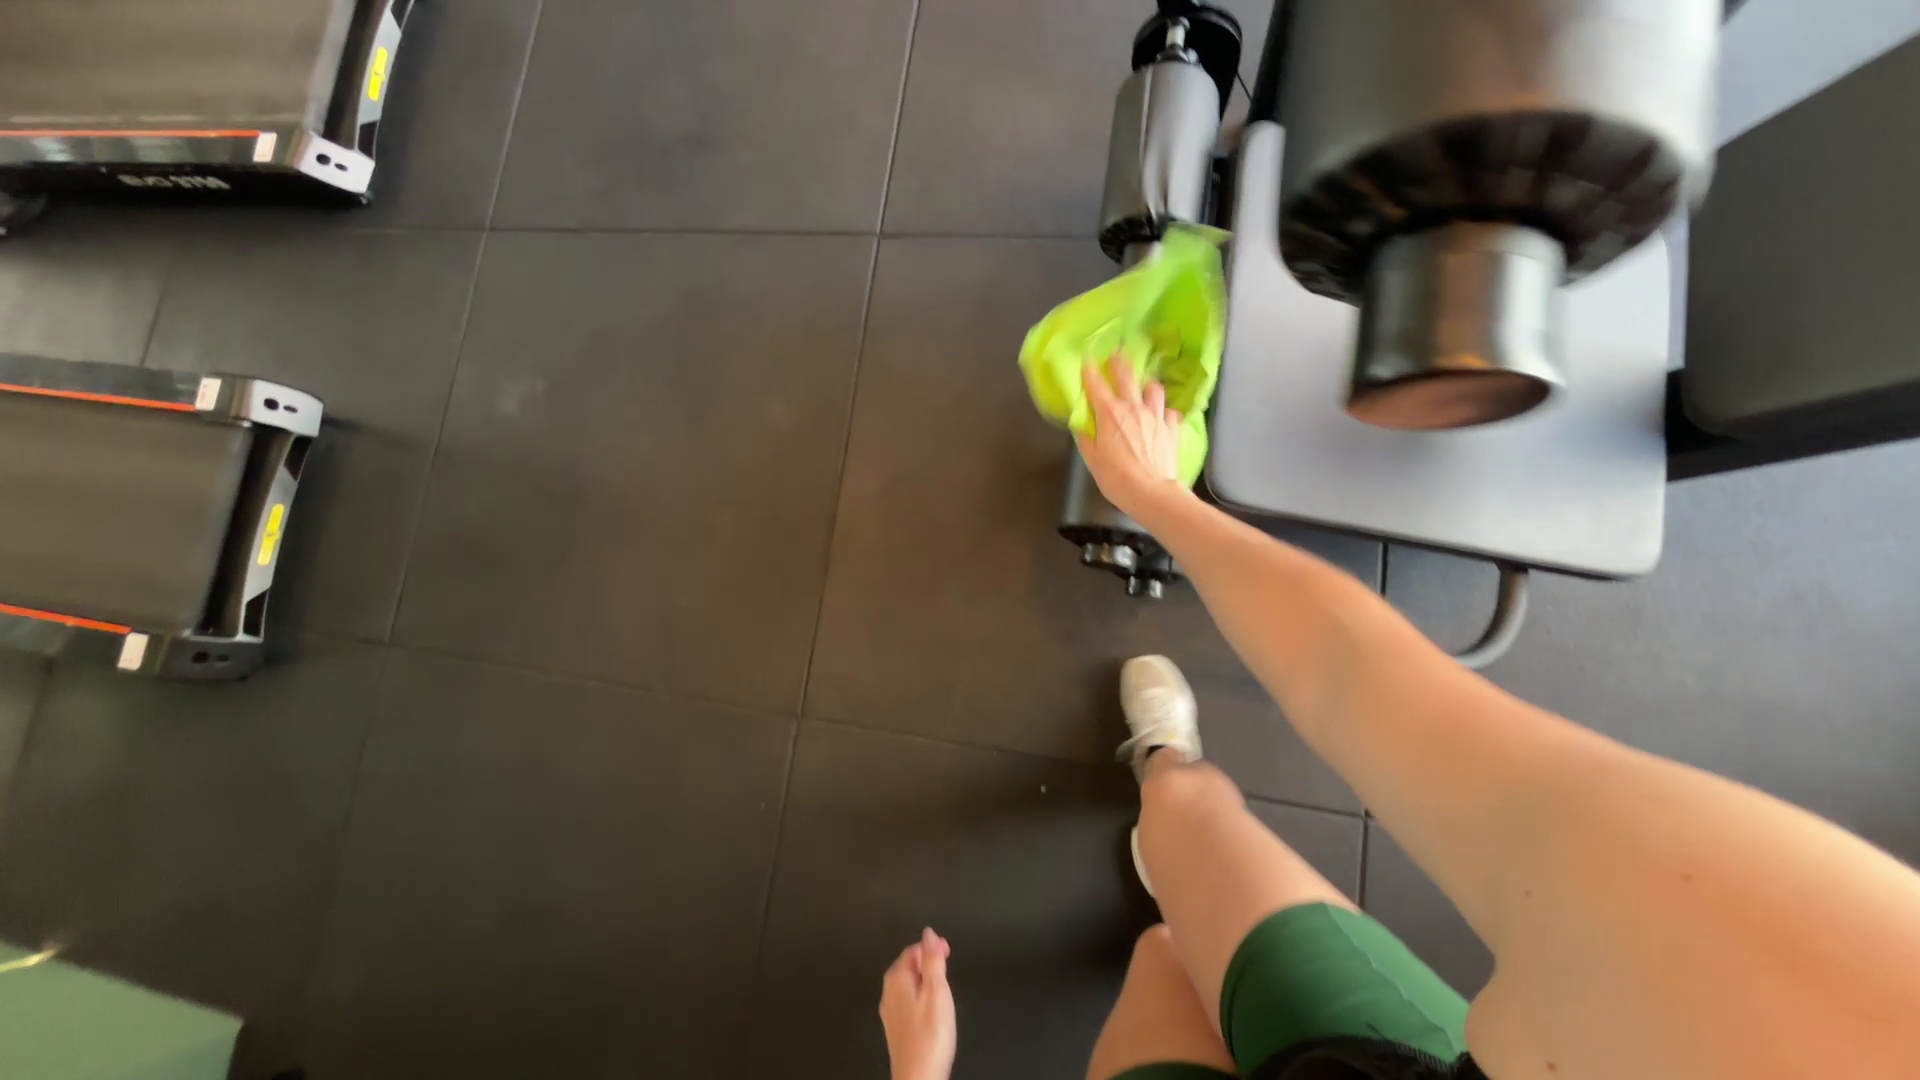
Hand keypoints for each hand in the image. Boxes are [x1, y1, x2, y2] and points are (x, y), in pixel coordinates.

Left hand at [880, 928, 956, 1079]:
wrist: (918, 1078)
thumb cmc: (930, 1034)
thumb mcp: (937, 989)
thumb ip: (933, 959)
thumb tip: (929, 933)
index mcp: (897, 979)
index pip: (912, 949)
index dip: (931, 946)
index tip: (947, 948)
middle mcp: (889, 993)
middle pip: (908, 965)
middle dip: (926, 959)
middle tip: (946, 960)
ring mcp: (890, 1012)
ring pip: (907, 984)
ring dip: (924, 977)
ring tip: (942, 980)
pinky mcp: (896, 1029)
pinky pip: (907, 1001)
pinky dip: (920, 994)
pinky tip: (931, 1005)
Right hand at [1076, 356, 1192, 521]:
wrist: (1150, 492)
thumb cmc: (1115, 477)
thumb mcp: (1092, 459)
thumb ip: (1086, 437)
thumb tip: (1082, 424)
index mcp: (1109, 414)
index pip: (1096, 385)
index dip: (1090, 370)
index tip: (1087, 360)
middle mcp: (1133, 408)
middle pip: (1127, 377)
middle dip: (1120, 363)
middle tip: (1117, 355)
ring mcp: (1156, 416)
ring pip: (1154, 389)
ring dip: (1148, 387)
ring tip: (1145, 389)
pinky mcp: (1171, 428)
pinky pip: (1171, 412)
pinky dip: (1166, 412)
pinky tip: (1163, 417)